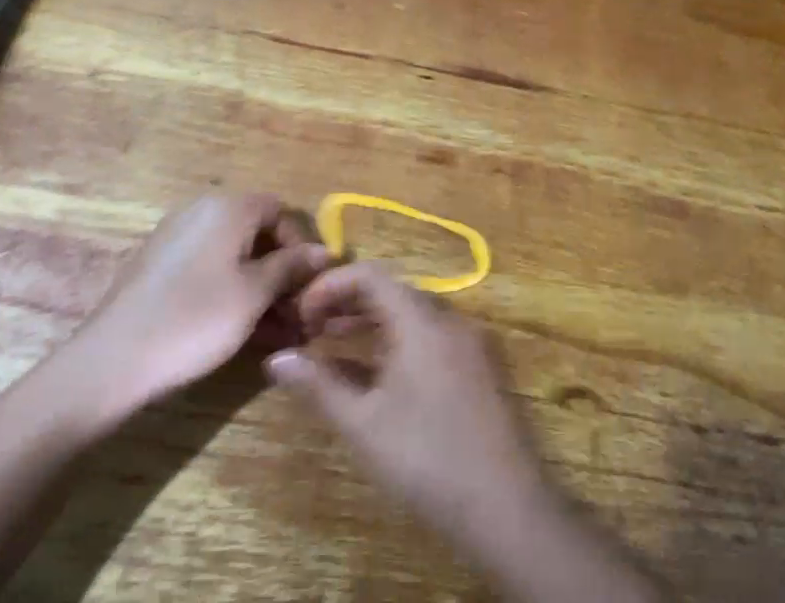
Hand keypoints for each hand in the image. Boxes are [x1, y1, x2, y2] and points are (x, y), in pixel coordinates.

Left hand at [77, 193, 327, 408]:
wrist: (116, 357)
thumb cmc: (196, 319)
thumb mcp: (253, 294)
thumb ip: (290, 268)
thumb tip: (323, 251)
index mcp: (226, 208)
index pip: (279, 210)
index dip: (301, 245)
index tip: (311, 286)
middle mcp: (199, 212)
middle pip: (256, 233)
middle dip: (282, 273)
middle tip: (300, 316)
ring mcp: (175, 239)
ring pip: (233, 256)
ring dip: (260, 288)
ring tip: (279, 333)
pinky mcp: (159, 267)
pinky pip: (208, 270)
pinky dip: (231, 292)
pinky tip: (245, 331)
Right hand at [264, 263, 548, 535]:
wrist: (509, 509)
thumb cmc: (427, 460)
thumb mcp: (362, 423)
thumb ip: (317, 385)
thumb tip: (275, 359)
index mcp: (422, 322)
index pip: (370, 275)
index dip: (329, 286)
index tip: (300, 315)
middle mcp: (451, 321)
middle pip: (392, 292)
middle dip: (346, 303)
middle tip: (310, 328)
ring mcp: (471, 346)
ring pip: (413, 316)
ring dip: (371, 324)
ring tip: (333, 345)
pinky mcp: (481, 371)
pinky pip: (432, 338)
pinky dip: (398, 342)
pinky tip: (375, 375)